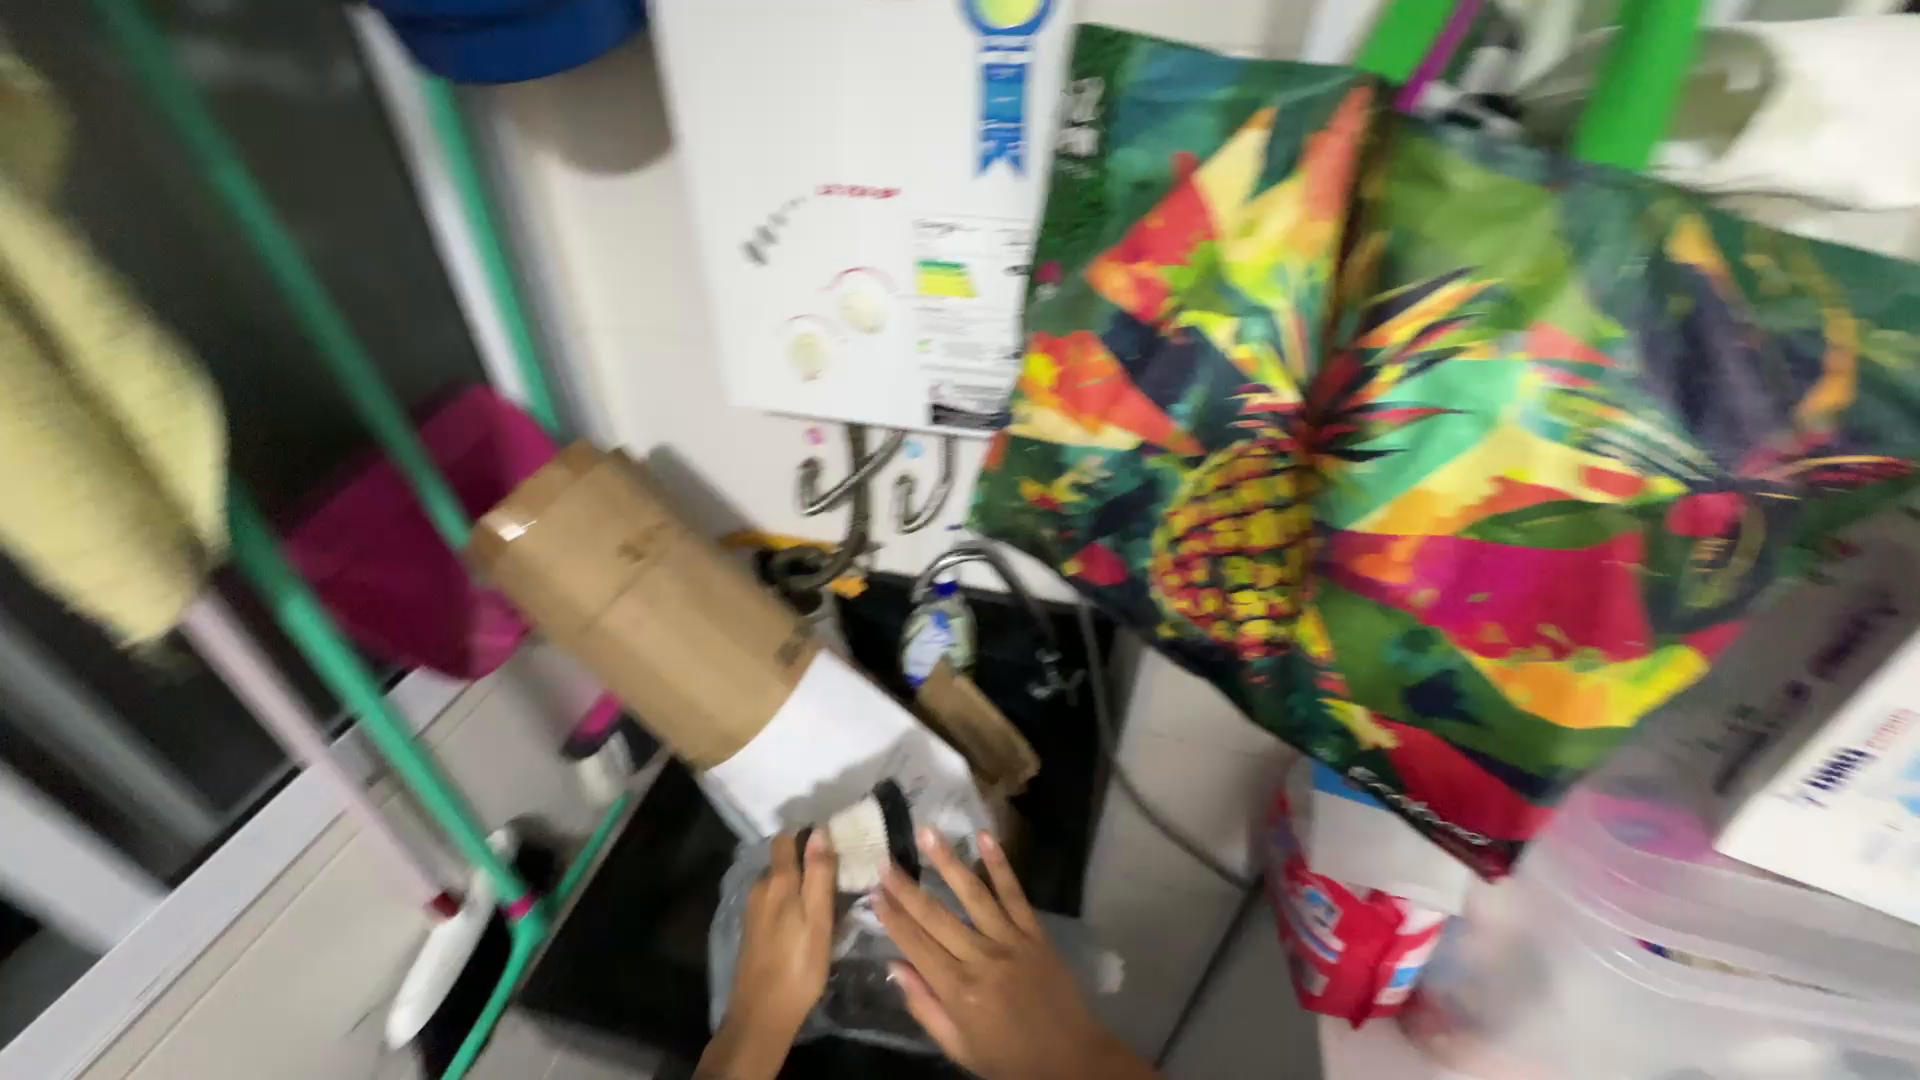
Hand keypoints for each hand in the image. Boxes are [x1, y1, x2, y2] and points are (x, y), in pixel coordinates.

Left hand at [698, 830, 836, 1079]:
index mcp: (778, 881)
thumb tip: (820, 830)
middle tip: (835, 874)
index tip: (832, 839)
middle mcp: (761, 888)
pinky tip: (803, 920)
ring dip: (798, 884)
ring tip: (824, 899)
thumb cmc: (798, 966)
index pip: (786, 838)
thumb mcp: (818, 919)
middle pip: (783, 860)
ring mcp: (753, 910)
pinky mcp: (752, 930)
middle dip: (805, 860)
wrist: (760, 1017)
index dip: (807, 833)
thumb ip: (819, 873)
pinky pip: (773, 901)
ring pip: (779, 883)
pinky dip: (789, 902)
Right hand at [877, 828, 1157, 1079]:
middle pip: (937, 916)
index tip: (873, 891)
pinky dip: (1000, 864)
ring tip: (928, 833)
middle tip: (885, 860)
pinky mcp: (1034, 932)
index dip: (892, 918)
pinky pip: (1014, 893)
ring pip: (973, 894)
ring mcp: (1010, 941)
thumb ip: (924, 1007)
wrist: (1070, 1060)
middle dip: (907, 887)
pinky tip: (985, 836)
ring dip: (948, 861)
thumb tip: (894, 966)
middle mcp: (981, 959)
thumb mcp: (958, 1048)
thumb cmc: (1008, 1059)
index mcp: (959, 990)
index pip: (916, 945)